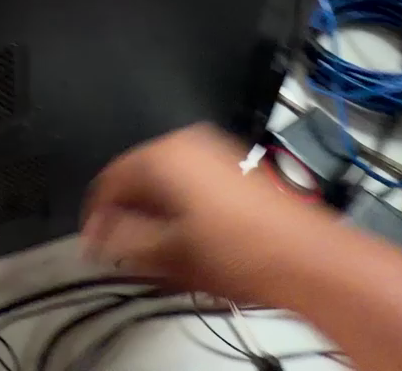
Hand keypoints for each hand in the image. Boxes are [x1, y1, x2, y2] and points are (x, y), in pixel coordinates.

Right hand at [81, 124, 333, 307]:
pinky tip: (186, 238)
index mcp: (164, 155)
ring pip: (164, 180)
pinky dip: (178, 205)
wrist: (307, 258)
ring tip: (156, 250)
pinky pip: (189, 180)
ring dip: (153, 212)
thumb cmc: (246, 250)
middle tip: (123, 249)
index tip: (94, 241)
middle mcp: (187, 143)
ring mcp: (214, 151)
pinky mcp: (234, 165)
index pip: (110, 179)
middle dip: (127, 214)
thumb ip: (124, 241)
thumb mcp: (169, 252)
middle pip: (138, 177)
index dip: (97, 214)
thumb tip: (101, 236)